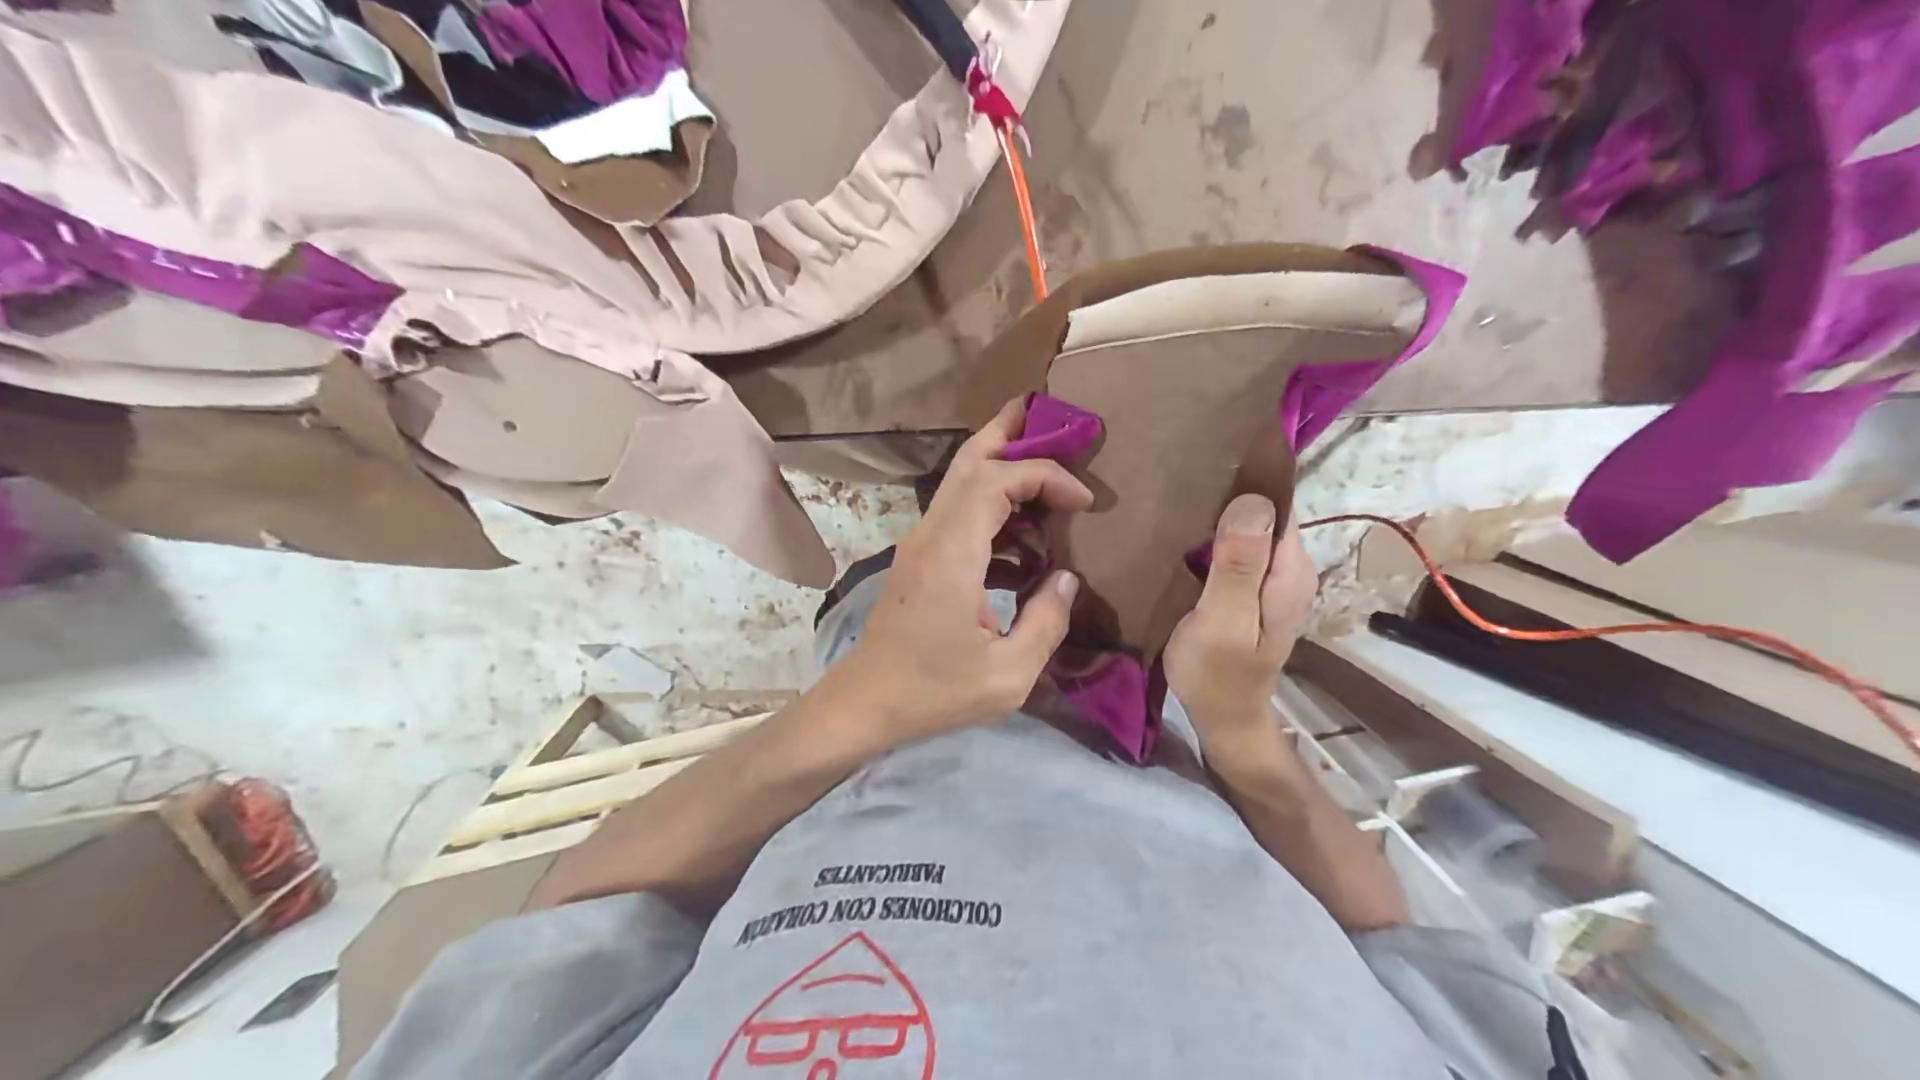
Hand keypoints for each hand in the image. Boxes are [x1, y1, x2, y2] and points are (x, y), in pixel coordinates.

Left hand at [823, 397, 1092, 743]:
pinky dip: (993, 508)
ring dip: (1001, 466)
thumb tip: (1066, 578)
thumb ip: (1046, 621)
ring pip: (959, 482)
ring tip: (1045, 469)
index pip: (997, 481)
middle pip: (968, 461)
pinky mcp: (919, 559)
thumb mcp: (1007, 674)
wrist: (866, 703)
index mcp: (952, 554)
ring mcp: (920, 544)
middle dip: (1008, 431)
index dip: (1044, 476)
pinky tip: (1026, 542)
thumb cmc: (934, 692)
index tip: (1084, 501)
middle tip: (1045, 411)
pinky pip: (959, 514)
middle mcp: (932, 535)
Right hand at [1162, 494, 1316, 747]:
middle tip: (1175, 484)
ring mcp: (1271, 579)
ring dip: (1216, 517)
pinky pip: (1236, 549)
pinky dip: (1212, 539)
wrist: (1221, 718)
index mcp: (1289, 570)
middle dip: (1226, 494)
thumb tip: (1253, 500)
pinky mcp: (1251, 589)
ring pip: (1247, 529)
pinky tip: (1182, 536)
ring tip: (1173, 503)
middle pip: (1263, 513)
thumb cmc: (1217, 674)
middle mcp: (1289, 567)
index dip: (1246, 481)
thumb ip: (1239, 565)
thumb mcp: (1223, 621)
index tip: (1201, 465)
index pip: (1278, 504)